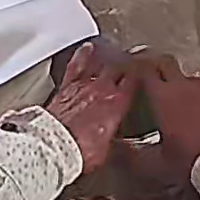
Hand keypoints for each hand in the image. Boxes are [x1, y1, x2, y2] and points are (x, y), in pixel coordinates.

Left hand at [45, 43, 137, 171]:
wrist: (54, 146)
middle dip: (127, 65)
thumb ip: (118, 141)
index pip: (135, 81)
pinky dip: (82, 55)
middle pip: (119, 69)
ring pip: (100, 64)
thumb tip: (125, 145)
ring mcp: (84, 85)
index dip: (141, 74)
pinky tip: (86, 49)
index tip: (146, 71)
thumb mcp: (108, 150)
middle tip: (132, 62)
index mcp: (118, 102)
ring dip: (108, 59)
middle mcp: (102, 89)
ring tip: (115, 53)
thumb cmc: (81, 149)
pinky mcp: (66, 87)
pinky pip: (76, 65)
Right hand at [134, 53, 199, 178]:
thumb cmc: (191, 159)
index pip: (143, 70)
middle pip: (165, 63)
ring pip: (187, 78)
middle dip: (157, 67)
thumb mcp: (157, 162)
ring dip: (182, 87)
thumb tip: (119, 149)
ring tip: (183, 105)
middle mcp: (181, 85)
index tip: (131, 71)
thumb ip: (133, 155)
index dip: (135, 67)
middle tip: (153, 78)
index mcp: (161, 97)